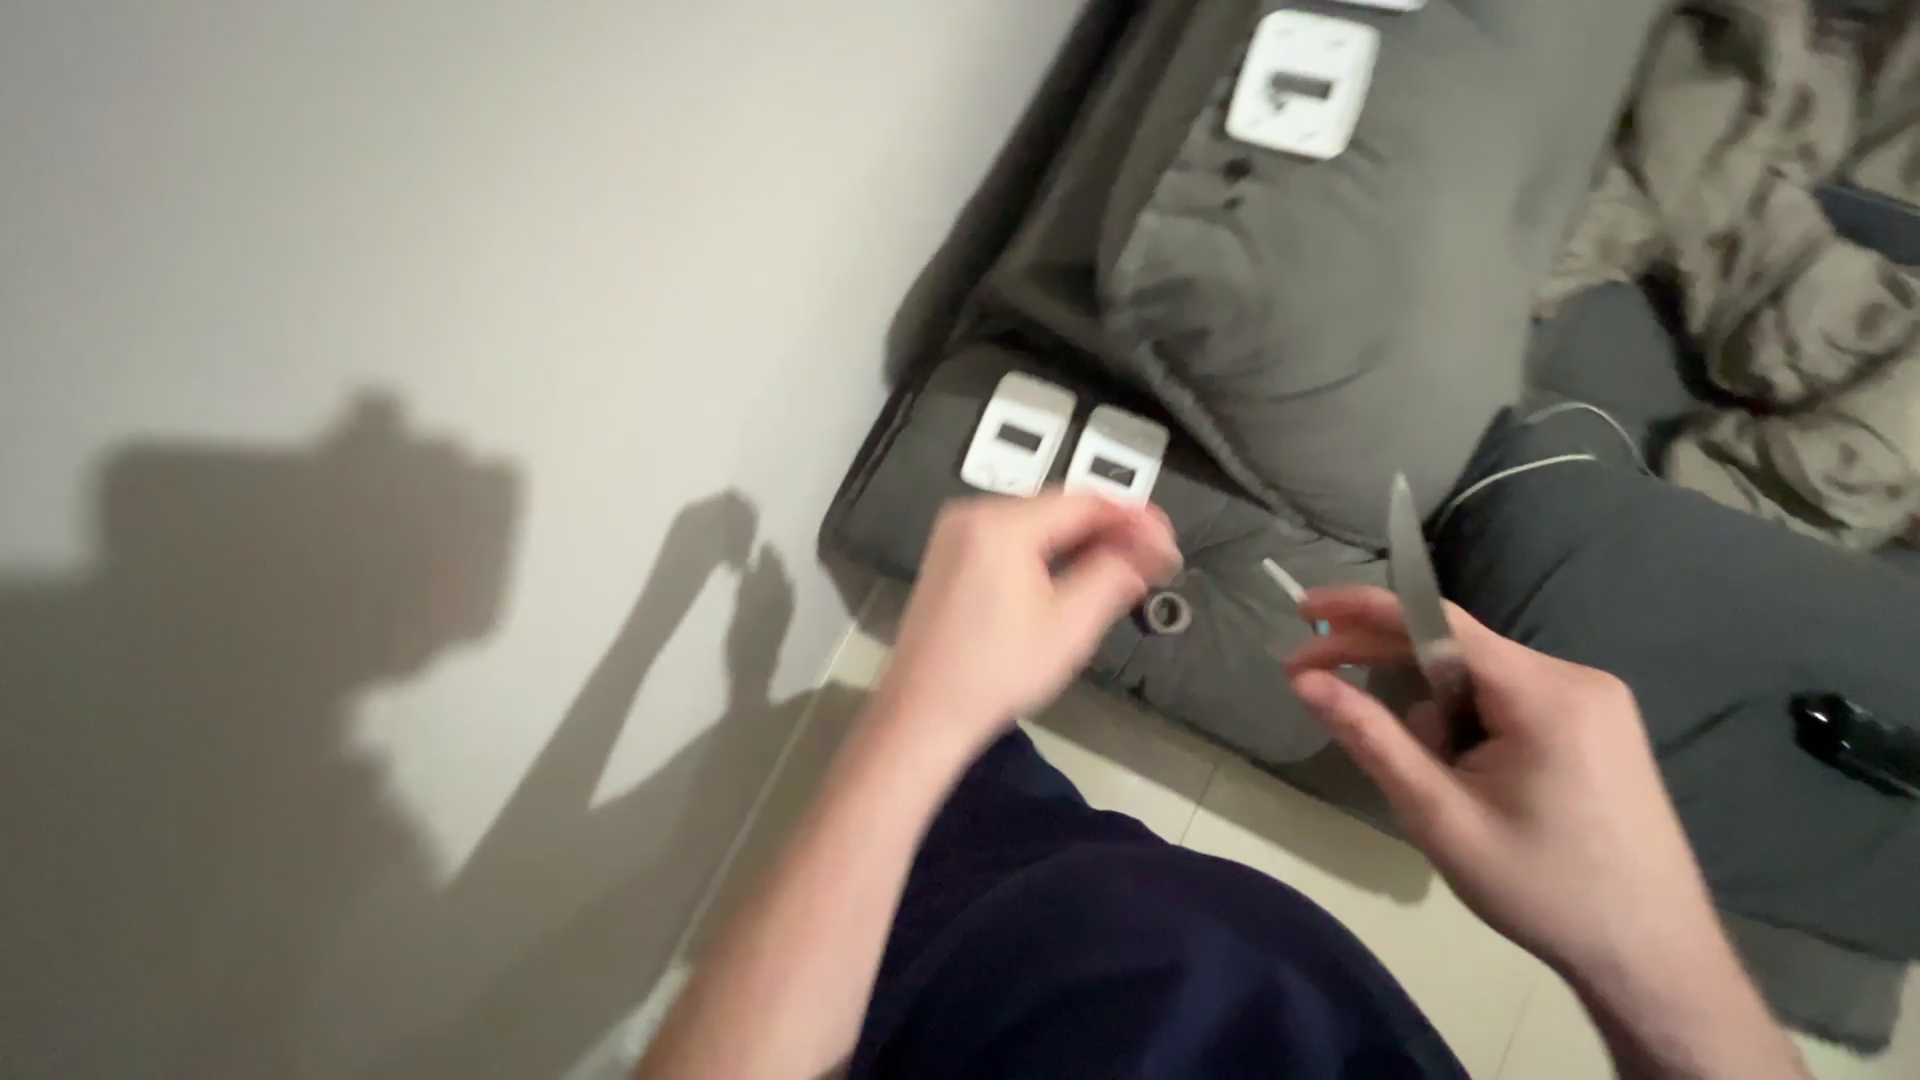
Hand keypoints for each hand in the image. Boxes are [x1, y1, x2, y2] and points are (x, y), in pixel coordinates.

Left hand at [871, 492, 1180, 756]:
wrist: (923, 712)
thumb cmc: (995, 674)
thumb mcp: (1069, 626)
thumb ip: (1114, 575)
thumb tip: (1148, 549)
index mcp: (999, 525)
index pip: (1084, 502)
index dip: (1134, 518)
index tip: (1167, 542)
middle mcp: (971, 515)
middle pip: (1058, 508)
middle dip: (1109, 530)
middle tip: (1150, 558)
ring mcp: (955, 534)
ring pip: (1036, 523)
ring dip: (1080, 541)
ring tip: (1122, 568)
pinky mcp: (949, 555)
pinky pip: (1010, 539)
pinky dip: (1046, 551)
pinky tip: (1073, 573)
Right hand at [1284, 587, 1724, 982]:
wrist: (1656, 963)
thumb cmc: (1543, 890)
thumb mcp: (1438, 814)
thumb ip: (1369, 736)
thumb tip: (1304, 679)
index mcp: (1546, 693)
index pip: (1437, 621)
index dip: (1362, 608)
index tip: (1304, 611)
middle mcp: (1574, 679)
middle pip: (1451, 647)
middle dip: (1379, 661)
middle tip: (1308, 679)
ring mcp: (1589, 702)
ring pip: (1470, 679)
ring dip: (1429, 715)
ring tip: (1433, 785)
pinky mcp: (1590, 726)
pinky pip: (1499, 699)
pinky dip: (1460, 724)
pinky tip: (1463, 777)